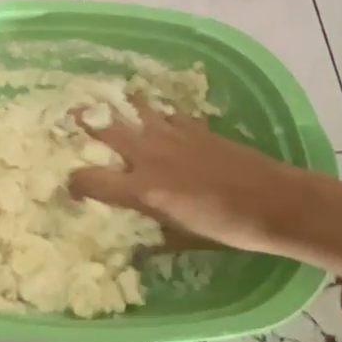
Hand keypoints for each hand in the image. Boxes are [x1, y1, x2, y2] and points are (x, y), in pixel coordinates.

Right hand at [70, 97, 315, 255]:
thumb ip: (151, 231)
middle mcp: (148, 156)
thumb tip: (133, 241)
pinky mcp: (193, 127)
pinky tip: (154, 115)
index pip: (89, 180)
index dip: (74, 183)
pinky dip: (154, 111)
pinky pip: (165, 112)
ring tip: (103, 100)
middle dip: (82, 122)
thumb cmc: (226, 228)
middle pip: (104, 129)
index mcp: (141, 189)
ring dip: (116, 105)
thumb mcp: (181, 237)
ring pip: (133, 109)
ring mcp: (171, 135)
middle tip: (68, 115)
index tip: (70, 188)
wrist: (274, 201)